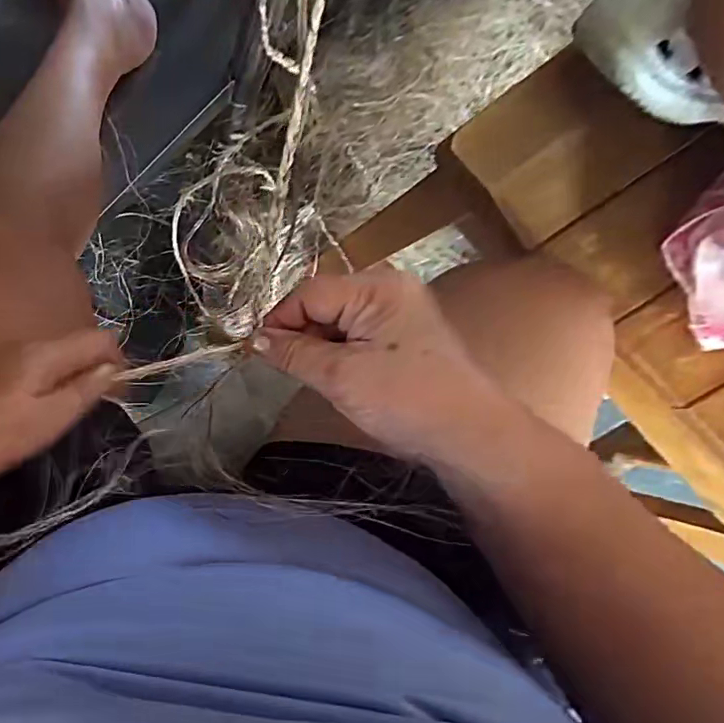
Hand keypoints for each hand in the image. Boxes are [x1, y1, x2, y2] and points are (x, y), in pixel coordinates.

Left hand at [0, 327, 124, 522]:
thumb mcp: (50, 419)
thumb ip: (85, 389)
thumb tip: (115, 368)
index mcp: (43, 352)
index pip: (98, 338)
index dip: (120, 359)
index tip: (124, 390)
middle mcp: (26, 344)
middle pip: (77, 343)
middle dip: (98, 366)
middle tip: (104, 401)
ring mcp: (6, 356)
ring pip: (57, 355)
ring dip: (75, 373)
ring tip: (77, 407)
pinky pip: (37, 366)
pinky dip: (53, 380)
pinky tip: (45, 407)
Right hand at [250, 268, 526, 469]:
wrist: (469, 436)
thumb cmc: (405, 401)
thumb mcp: (339, 376)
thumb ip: (293, 353)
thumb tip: (254, 341)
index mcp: (376, 287)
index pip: (307, 293)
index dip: (278, 321)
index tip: (258, 354)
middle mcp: (388, 286)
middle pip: (320, 301)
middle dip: (298, 332)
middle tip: (288, 368)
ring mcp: (397, 308)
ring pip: (333, 318)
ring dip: (315, 344)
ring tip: (315, 375)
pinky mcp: (400, 331)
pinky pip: (352, 330)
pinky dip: (334, 350)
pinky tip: (336, 375)